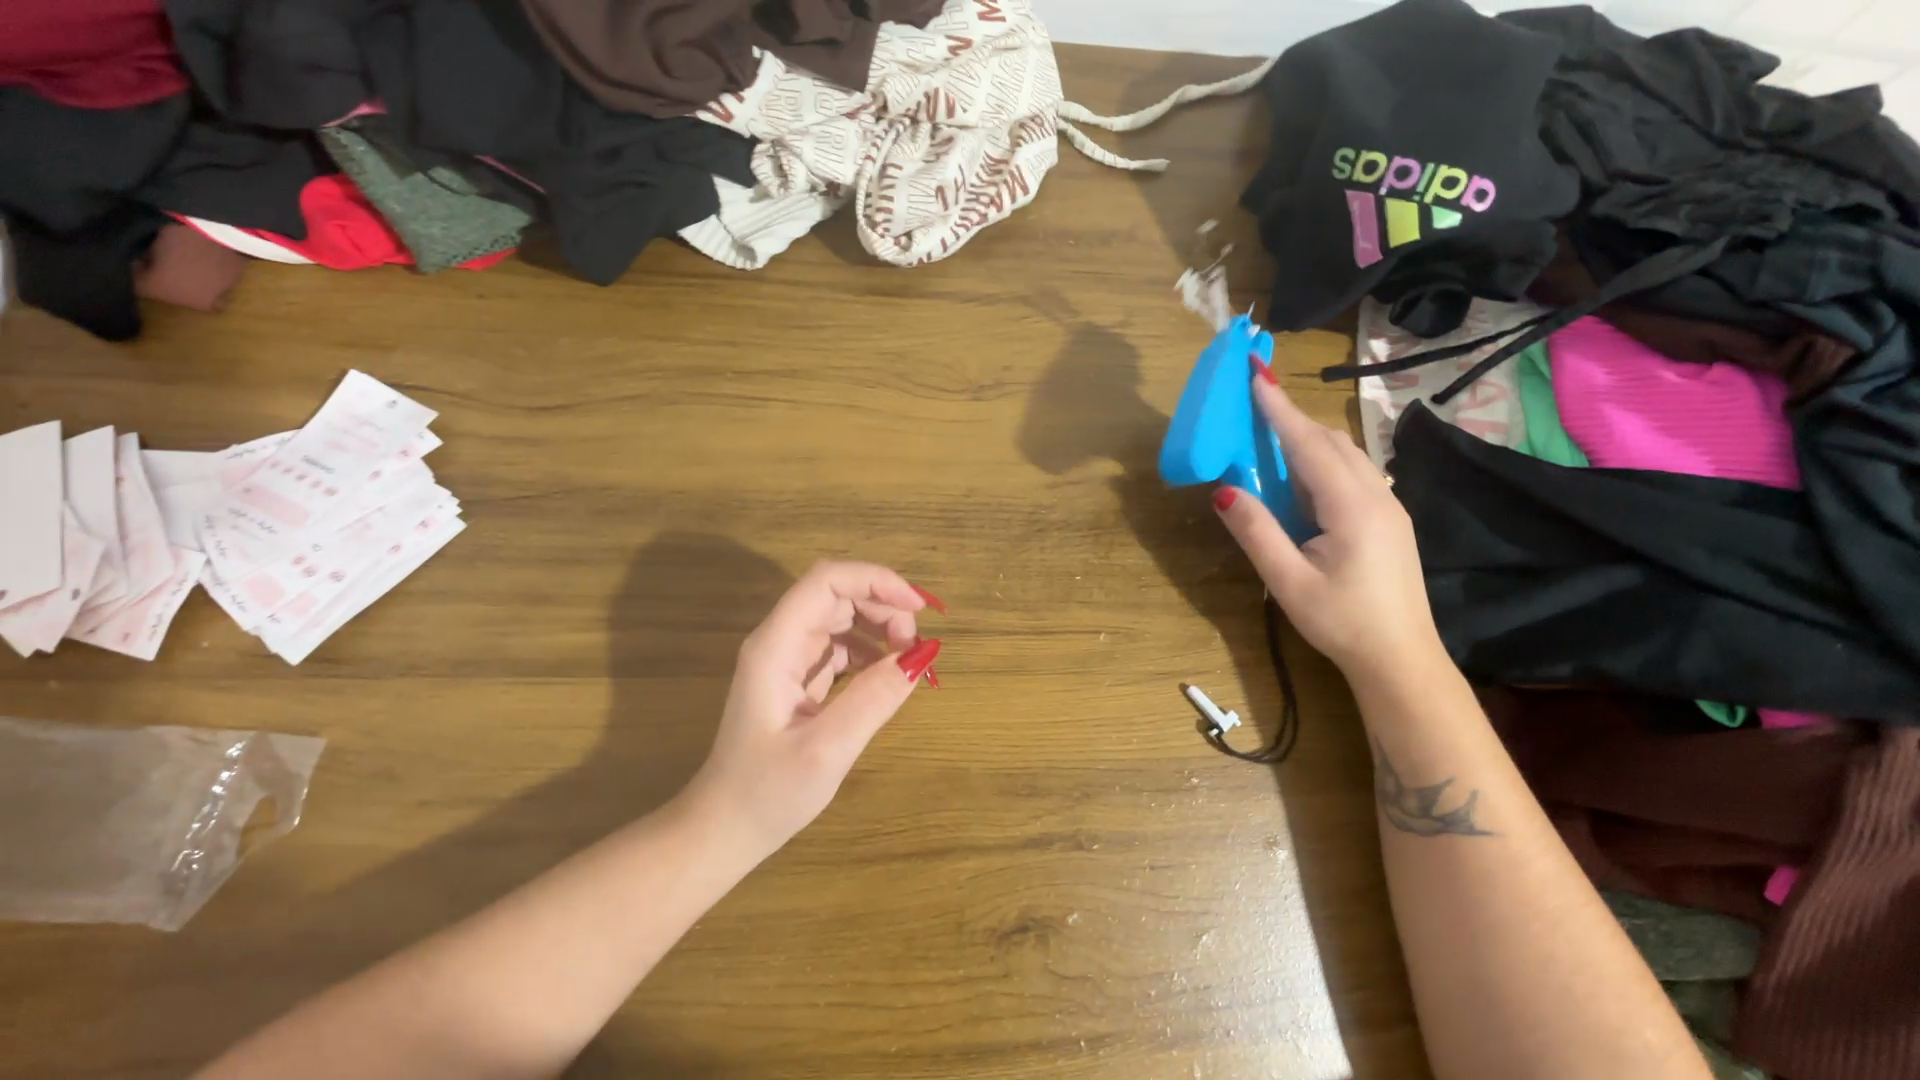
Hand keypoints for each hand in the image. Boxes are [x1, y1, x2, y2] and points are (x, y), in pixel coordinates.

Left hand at [685, 561, 942, 859]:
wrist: (724, 828)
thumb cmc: (767, 793)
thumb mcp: (827, 750)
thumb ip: (873, 699)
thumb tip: (921, 657)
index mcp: (776, 646)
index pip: (826, 580)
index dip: (876, 580)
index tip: (919, 608)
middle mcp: (779, 641)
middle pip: (836, 593)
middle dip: (883, 605)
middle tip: (916, 646)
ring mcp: (786, 660)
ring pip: (839, 616)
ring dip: (879, 626)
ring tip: (908, 660)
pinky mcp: (796, 680)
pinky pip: (837, 646)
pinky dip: (869, 651)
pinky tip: (887, 676)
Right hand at [1213, 367, 1443, 679]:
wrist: (1400, 658)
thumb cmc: (1340, 622)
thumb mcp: (1287, 582)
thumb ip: (1256, 532)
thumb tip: (1223, 490)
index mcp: (1350, 506)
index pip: (1308, 443)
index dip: (1279, 408)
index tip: (1256, 374)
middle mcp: (1376, 494)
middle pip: (1330, 441)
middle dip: (1292, 417)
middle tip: (1254, 402)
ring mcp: (1389, 505)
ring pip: (1346, 454)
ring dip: (1309, 438)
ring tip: (1271, 435)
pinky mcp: (1391, 519)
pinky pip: (1355, 472)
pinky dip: (1323, 459)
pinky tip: (1303, 477)